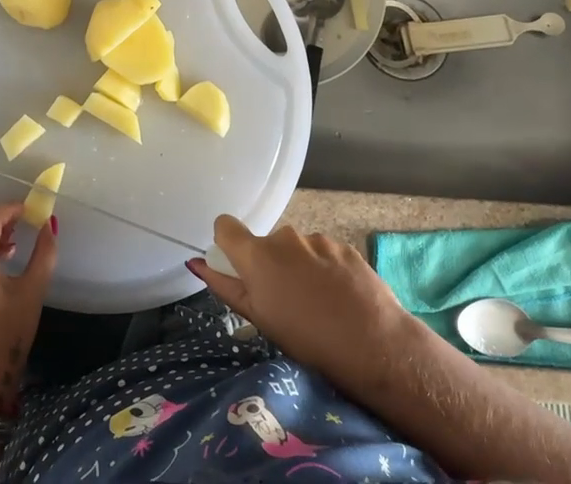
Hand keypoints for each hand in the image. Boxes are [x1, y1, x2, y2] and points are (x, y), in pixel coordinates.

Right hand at [188, 216, 409, 387]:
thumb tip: (196, 264)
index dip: (227, 244)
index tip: (238, 268)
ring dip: (298, 268)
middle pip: (265, 244)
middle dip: (269, 265)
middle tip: (284, 301)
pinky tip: (339, 298)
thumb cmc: (307, 339)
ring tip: (317, 303)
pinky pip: (323, 253)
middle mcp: (284, 237)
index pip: (225, 226)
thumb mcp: (258, 318)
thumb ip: (224, 286)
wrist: (375, 344)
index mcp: (257, 254)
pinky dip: (324, 270)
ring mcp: (317, 240)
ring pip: (296, 249)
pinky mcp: (344, 247)